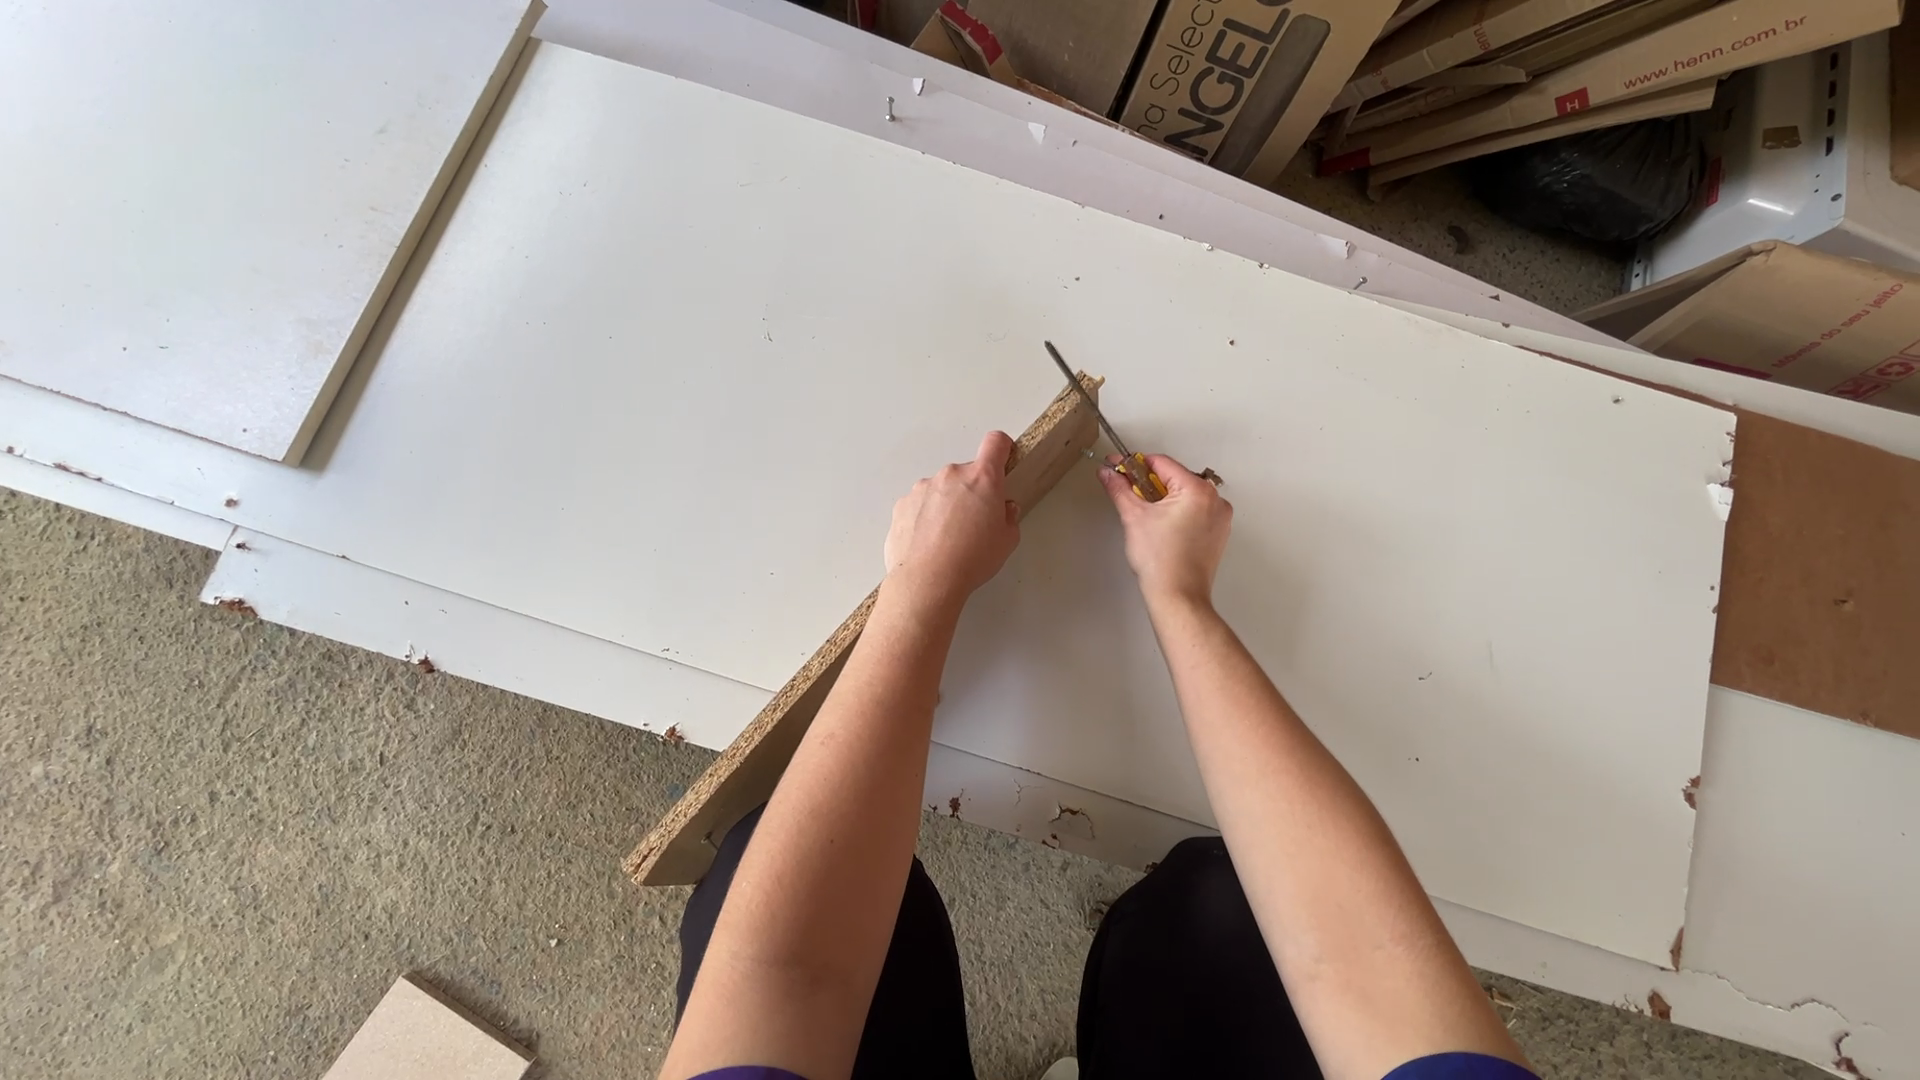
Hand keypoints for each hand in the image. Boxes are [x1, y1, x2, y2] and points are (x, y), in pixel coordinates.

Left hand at [884, 431, 1021, 610]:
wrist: (927, 580)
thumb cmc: (969, 560)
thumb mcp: (1006, 541)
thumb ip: (1008, 517)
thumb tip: (1003, 510)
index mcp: (982, 479)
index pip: (995, 444)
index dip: (1001, 448)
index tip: (1002, 456)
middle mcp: (951, 476)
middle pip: (966, 473)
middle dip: (972, 492)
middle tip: (976, 523)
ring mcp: (923, 488)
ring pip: (941, 490)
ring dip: (947, 505)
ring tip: (950, 538)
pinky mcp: (903, 504)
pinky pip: (920, 505)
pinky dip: (925, 517)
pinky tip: (930, 543)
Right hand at [1098, 453, 1231, 608]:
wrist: (1177, 596)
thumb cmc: (1161, 561)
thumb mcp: (1133, 517)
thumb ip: (1119, 488)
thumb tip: (1108, 473)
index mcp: (1197, 490)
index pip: (1161, 463)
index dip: (1134, 464)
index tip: (1117, 468)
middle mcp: (1215, 500)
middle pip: (1174, 478)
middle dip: (1148, 484)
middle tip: (1128, 495)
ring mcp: (1219, 518)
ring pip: (1184, 496)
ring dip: (1162, 499)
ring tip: (1145, 517)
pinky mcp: (1217, 534)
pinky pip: (1194, 512)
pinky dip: (1176, 513)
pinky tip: (1161, 528)